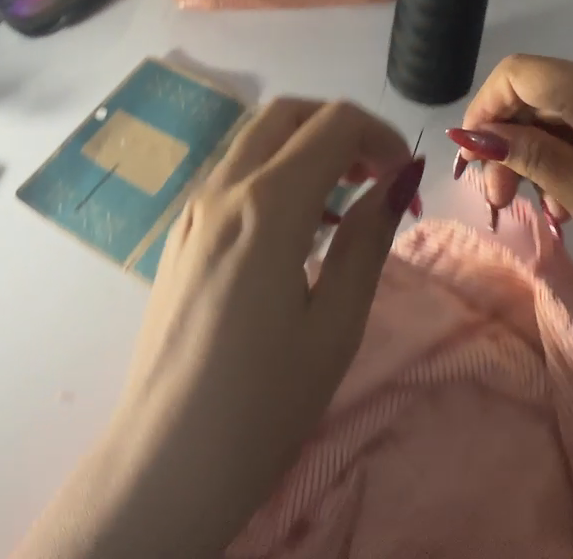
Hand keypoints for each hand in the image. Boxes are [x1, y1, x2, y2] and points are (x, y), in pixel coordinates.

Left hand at [12, 99, 424, 558]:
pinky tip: (295, 231)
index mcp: (266, 206)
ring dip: (304, 147)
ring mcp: (192, 211)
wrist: (168, 457)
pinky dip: (272, 173)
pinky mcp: (180, 237)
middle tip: (376, 176)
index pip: (332, 124)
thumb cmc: (264, 400)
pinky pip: (231, 176)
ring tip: (342, 204)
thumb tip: (394, 182)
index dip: (380, 136)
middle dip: (339, 128)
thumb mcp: (336, 324)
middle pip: (286, 114)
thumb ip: (367, 241)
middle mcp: (222, 191)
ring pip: (254, 140)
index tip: (404, 179)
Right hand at [450, 54, 572, 330]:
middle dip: (511, 140)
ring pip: (569, 107)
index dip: (485, 108)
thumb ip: (533, 159)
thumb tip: (475, 134)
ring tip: (541, 209)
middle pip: (543, 91)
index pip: (520, 72)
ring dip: (542, 150)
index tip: (474, 160)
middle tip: (500, 202)